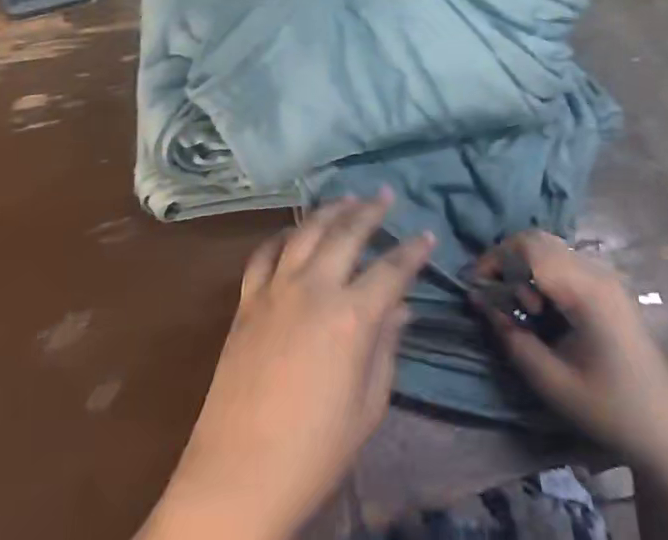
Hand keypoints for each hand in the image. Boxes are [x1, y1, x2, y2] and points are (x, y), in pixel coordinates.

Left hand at [140, 190, 434, 539]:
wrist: (239, 473)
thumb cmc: (316, 449)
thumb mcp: (368, 405)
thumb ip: (386, 347)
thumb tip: (399, 307)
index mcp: (351, 317)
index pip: (390, 270)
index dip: (413, 251)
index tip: (427, 235)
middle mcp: (313, 289)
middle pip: (346, 235)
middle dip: (370, 211)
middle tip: (385, 194)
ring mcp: (274, 291)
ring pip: (304, 233)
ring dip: (328, 212)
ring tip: (345, 198)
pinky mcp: (245, 302)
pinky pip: (264, 255)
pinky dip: (281, 237)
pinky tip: (291, 233)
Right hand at [476, 232, 667, 539]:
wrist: (665, 431)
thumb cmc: (607, 408)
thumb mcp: (550, 380)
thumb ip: (511, 336)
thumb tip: (480, 301)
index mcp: (587, 290)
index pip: (529, 249)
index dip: (494, 260)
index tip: (475, 288)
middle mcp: (597, 272)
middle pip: (538, 240)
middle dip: (506, 259)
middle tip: (492, 295)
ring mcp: (606, 278)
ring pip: (550, 248)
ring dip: (524, 266)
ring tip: (518, 307)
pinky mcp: (608, 288)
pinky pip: (565, 262)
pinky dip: (541, 273)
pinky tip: (540, 308)